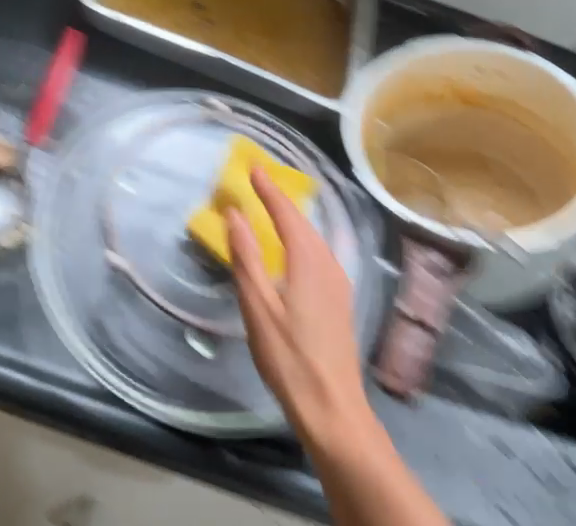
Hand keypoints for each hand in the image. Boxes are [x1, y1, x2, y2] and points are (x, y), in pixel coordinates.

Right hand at [227, 167, 377, 452]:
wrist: (332, 406)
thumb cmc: (289, 356)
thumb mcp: (258, 306)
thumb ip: (246, 257)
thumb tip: (235, 215)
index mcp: (309, 261)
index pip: (287, 214)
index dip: (269, 191)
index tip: (254, 169)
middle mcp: (329, 264)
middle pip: (304, 224)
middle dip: (282, 202)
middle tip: (259, 185)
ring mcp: (339, 283)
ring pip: (314, 240)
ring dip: (293, 222)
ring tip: (272, 212)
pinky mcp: (340, 301)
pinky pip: (319, 256)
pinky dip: (301, 242)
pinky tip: (292, 253)